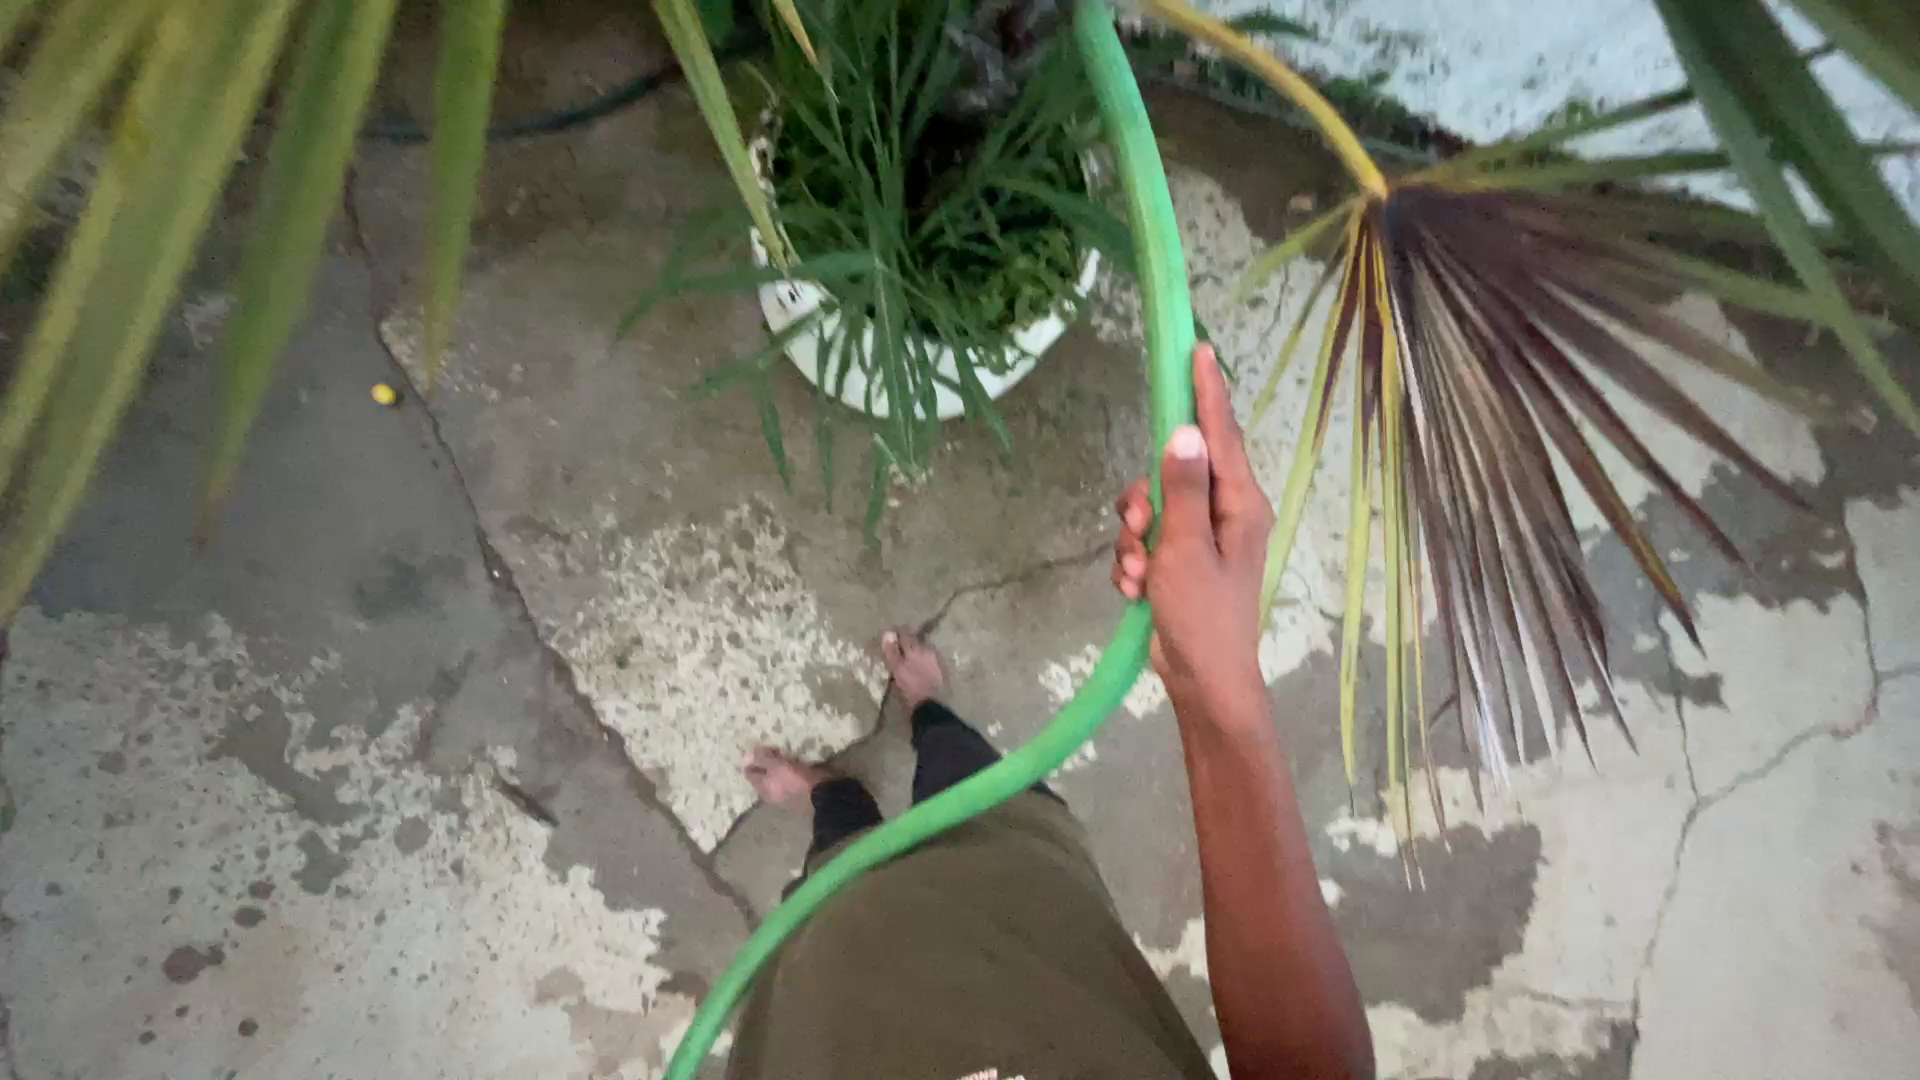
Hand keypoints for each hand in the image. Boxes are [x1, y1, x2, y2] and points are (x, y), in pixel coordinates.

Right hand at [1113, 343, 1273, 704]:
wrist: (1200, 680)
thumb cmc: (1202, 616)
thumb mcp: (1187, 549)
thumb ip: (1184, 489)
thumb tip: (1185, 431)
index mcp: (1239, 503)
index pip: (1221, 434)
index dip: (1206, 392)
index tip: (1198, 349)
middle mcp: (1223, 512)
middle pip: (1172, 472)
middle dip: (1144, 501)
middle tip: (1138, 528)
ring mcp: (1198, 537)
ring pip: (1150, 507)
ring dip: (1133, 539)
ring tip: (1138, 573)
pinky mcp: (1177, 560)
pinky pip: (1143, 540)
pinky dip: (1133, 562)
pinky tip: (1136, 589)